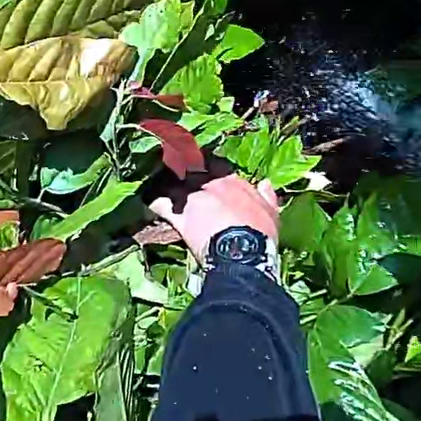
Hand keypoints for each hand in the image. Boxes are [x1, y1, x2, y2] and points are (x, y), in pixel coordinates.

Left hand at [150, 174, 277, 262]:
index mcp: (234, 183)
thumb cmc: (260, 234)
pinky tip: (150, 203)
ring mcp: (195, 198)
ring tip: (159, 184)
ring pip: (175, 184)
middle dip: (183, 171)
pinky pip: (161, 204)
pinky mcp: (180, 215)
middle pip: (193, 172)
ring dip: (167, 184)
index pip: (218, 170)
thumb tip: (265, 183)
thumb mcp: (271, 215)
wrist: (243, 250)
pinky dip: (155, 203)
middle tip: (176, 173)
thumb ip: (267, 197)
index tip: (202, 173)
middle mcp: (212, 184)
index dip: (208, 172)